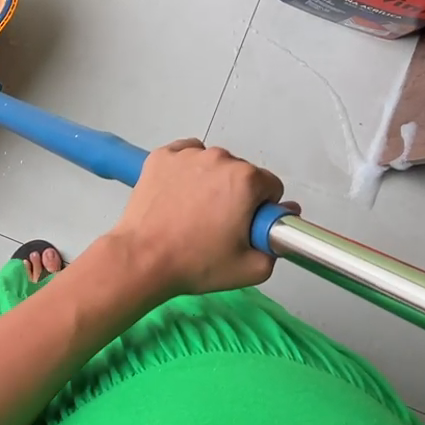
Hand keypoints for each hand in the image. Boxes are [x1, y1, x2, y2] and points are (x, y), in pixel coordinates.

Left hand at [103, 139, 289, 298]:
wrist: (143, 259)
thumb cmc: (197, 264)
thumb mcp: (252, 268)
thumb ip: (278, 244)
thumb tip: (282, 220)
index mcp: (246, 180)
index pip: (271, 187)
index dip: (262, 209)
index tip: (245, 226)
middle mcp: (219, 158)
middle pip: (241, 174)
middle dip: (236, 194)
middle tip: (217, 224)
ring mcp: (187, 155)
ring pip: (212, 164)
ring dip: (211, 181)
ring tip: (193, 211)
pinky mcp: (160, 156)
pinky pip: (185, 155)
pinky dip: (186, 169)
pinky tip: (179, 192)